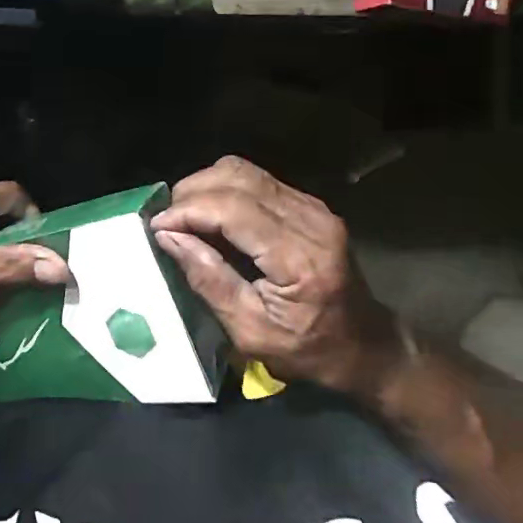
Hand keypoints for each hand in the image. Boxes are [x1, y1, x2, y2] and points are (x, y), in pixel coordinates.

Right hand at [151, 157, 396, 393]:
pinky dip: (224, 190)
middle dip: (191, 193)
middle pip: (236, 178)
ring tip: (184, 216)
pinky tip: (210, 215)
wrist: (366, 345)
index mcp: (299, 258)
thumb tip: (168, 237)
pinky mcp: (309, 203)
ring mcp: (313, 207)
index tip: (155, 226)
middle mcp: (310, 220)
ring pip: (244, 171)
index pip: (233, 209)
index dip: (188, 211)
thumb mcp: (250, 333)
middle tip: (167, 221)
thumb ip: (209, 280)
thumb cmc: (308, 351)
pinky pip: (256, 180)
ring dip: (205, 187)